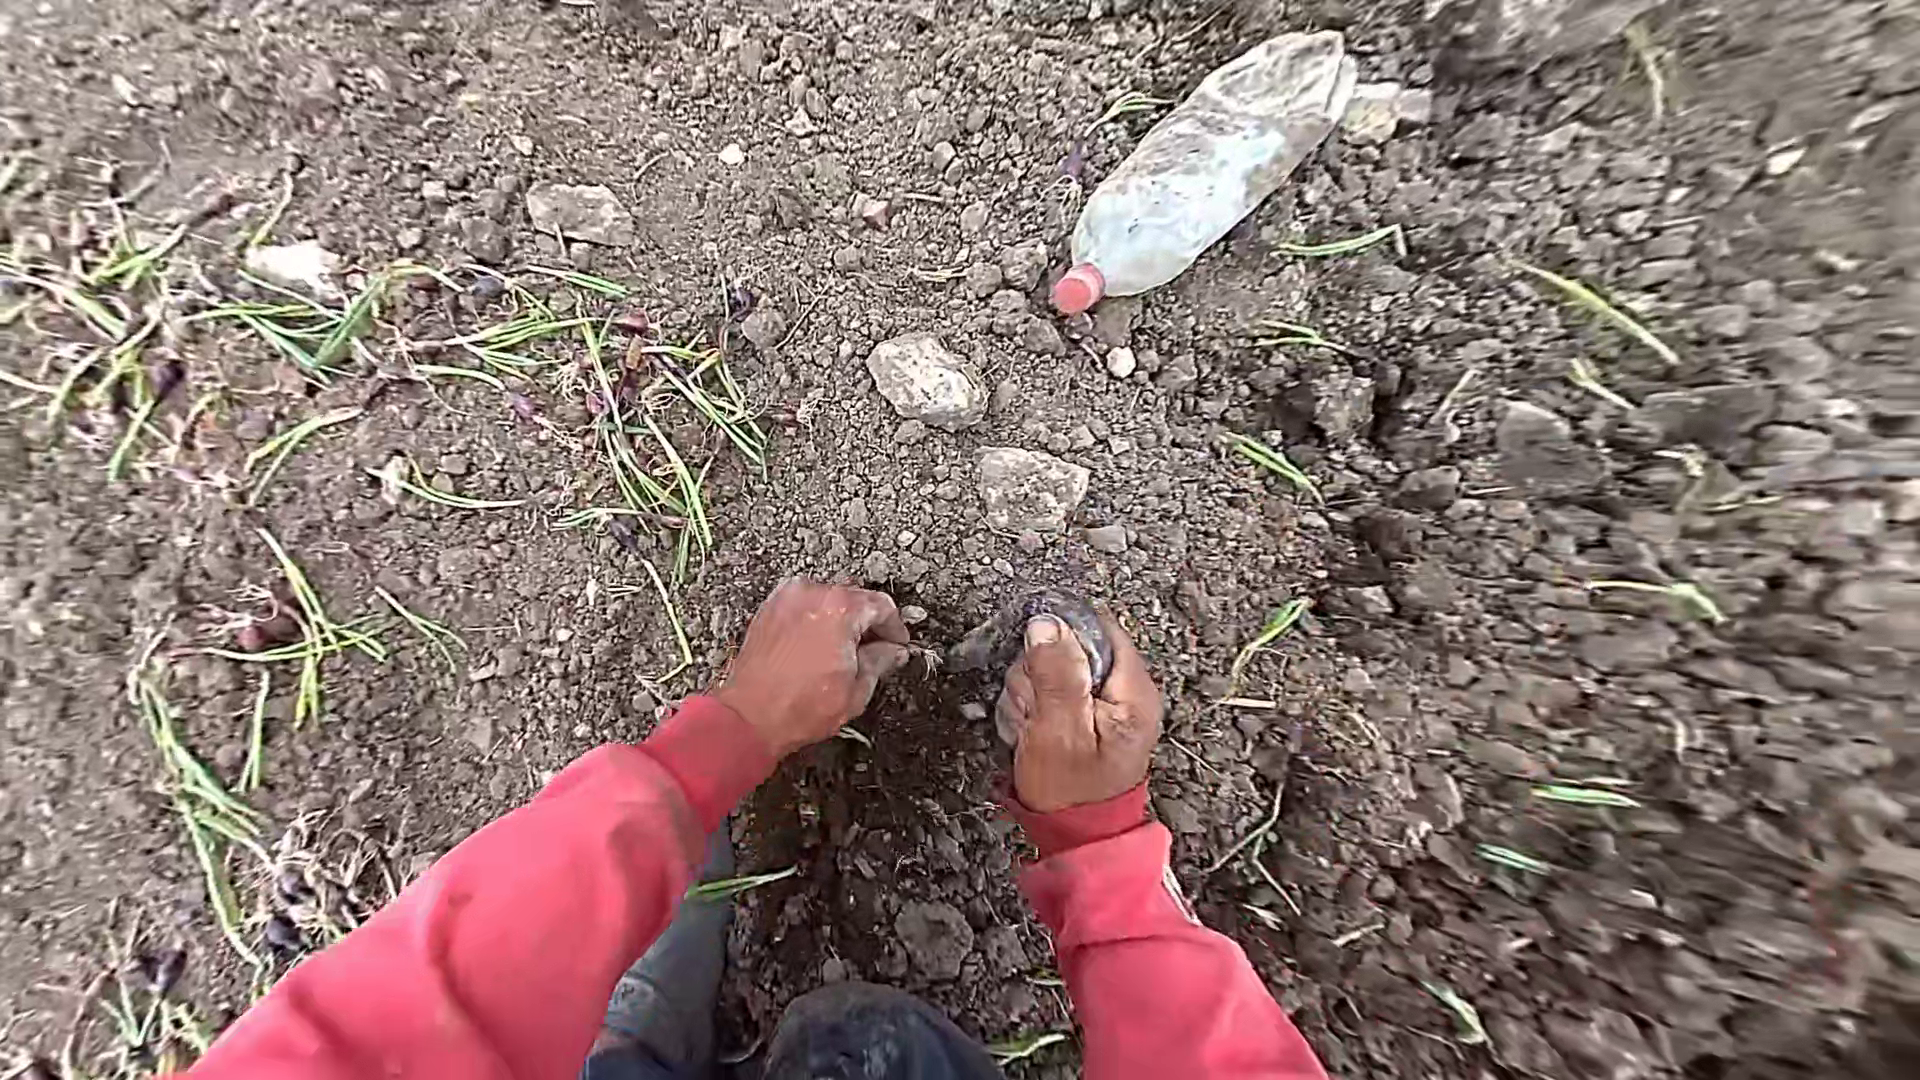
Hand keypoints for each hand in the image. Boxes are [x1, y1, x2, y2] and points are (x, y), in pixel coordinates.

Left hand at [712, 579, 911, 757]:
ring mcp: (788, 599)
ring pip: (829, 600)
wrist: (749, 718)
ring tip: (845, 651)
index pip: (882, 606)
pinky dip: (817, 619)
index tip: (898, 643)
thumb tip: (893, 651)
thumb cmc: (797, 707)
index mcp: (840, 608)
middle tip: (877, 649)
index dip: (895, 628)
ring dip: (842, 619)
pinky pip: (805, 606)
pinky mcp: (770, 610)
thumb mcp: (857, 689)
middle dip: (869, 623)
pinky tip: (819, 646)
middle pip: (855, 598)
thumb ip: (882, 660)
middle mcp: (813, 594)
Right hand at [998, 609, 1162, 812]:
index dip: (1062, 636)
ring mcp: (1098, 700)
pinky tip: (1032, 729)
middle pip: (1068, 646)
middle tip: (1038, 710)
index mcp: (1131, 690)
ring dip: (1029, 692)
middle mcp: (1120, 689)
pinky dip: (1029, 706)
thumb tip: (1047, 623)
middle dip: (1038, 673)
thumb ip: (1056, 674)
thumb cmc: (1072, 791)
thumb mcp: (1060, 729)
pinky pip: (1042, 688)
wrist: (1071, 835)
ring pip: (1049, 666)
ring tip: (1034, 726)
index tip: (1039, 662)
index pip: (1098, 629)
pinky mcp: (1078, 710)